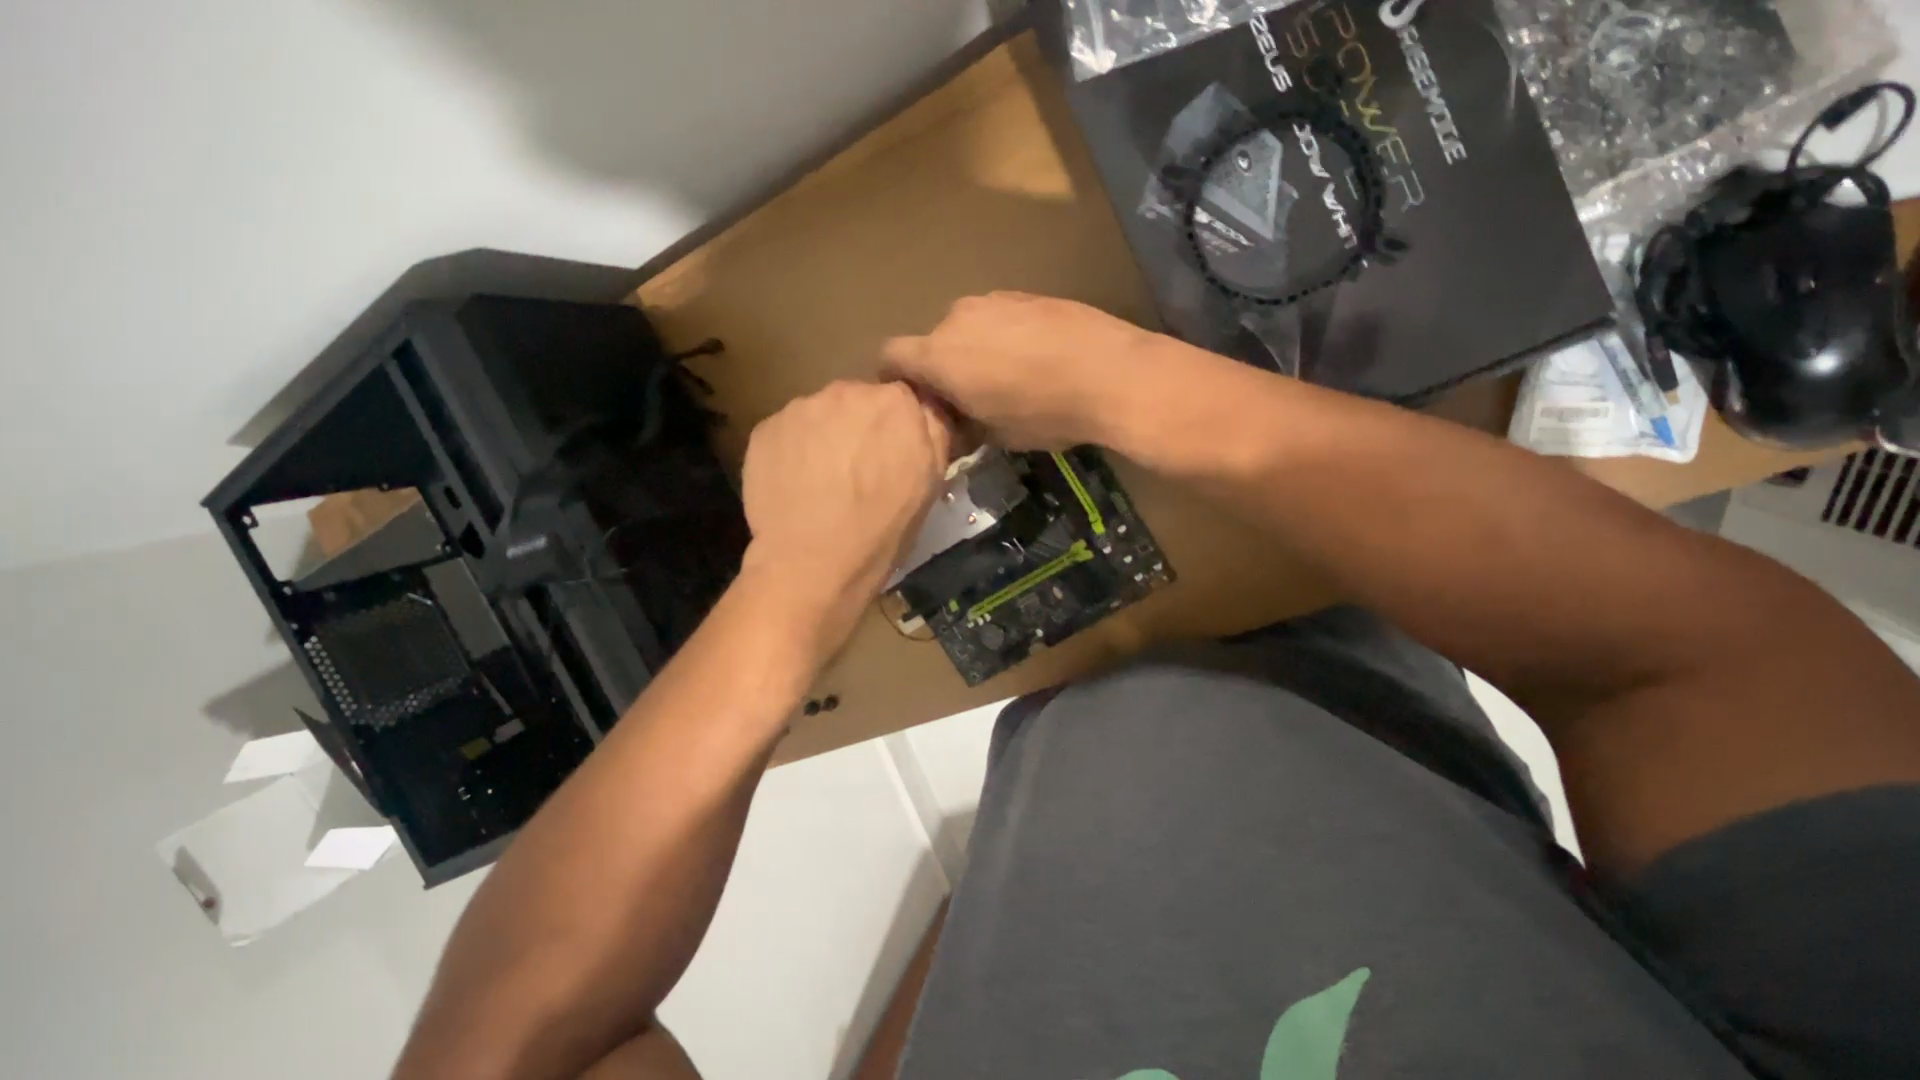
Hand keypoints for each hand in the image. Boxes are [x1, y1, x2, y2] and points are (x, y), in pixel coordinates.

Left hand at [738, 380, 951, 644]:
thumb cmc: (882, 529)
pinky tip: (794, 487)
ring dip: (823, 439)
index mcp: (895, 402)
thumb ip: (933, 433)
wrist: (812, 562)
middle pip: (856, 402)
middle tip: (856, 472)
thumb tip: (926, 410)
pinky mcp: (764, 429)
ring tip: (821, 483)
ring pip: (818, 416)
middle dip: (858, 429)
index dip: (897, 429)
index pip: (901, 399)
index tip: (892, 457)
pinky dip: (791, 453)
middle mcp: (846, 391)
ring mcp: (800, 408)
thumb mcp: (931, 483)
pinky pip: (786, 434)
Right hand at [882, 292, 1173, 450]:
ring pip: (968, 327)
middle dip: (942, 368)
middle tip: (967, 398)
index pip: (890, 356)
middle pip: (932, 342)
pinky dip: (1004, 336)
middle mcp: (957, 318)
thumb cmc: (1045, 413)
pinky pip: (1000, 317)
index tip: (914, 400)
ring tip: (1007, 378)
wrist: (1112, 374)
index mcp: (939, 355)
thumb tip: (954, 426)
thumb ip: (963, 425)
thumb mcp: (997, 435)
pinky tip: (1035, 359)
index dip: (894, 379)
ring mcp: (995, 300)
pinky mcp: (1028, 294)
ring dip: (974, 350)